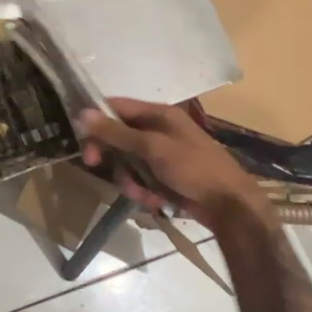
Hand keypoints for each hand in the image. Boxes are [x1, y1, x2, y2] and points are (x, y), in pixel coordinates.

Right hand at [80, 98, 273, 229]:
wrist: (229, 205)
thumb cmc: (193, 168)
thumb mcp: (152, 148)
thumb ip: (116, 132)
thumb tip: (82, 113)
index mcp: (159, 114)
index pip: (116, 106)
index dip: (96, 119)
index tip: (82, 138)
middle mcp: (158, 130)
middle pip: (118, 136)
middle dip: (111, 155)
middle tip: (95, 165)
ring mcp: (162, 154)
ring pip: (127, 162)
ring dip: (129, 180)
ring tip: (142, 194)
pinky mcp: (165, 176)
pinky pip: (141, 179)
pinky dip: (143, 191)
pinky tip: (155, 201)